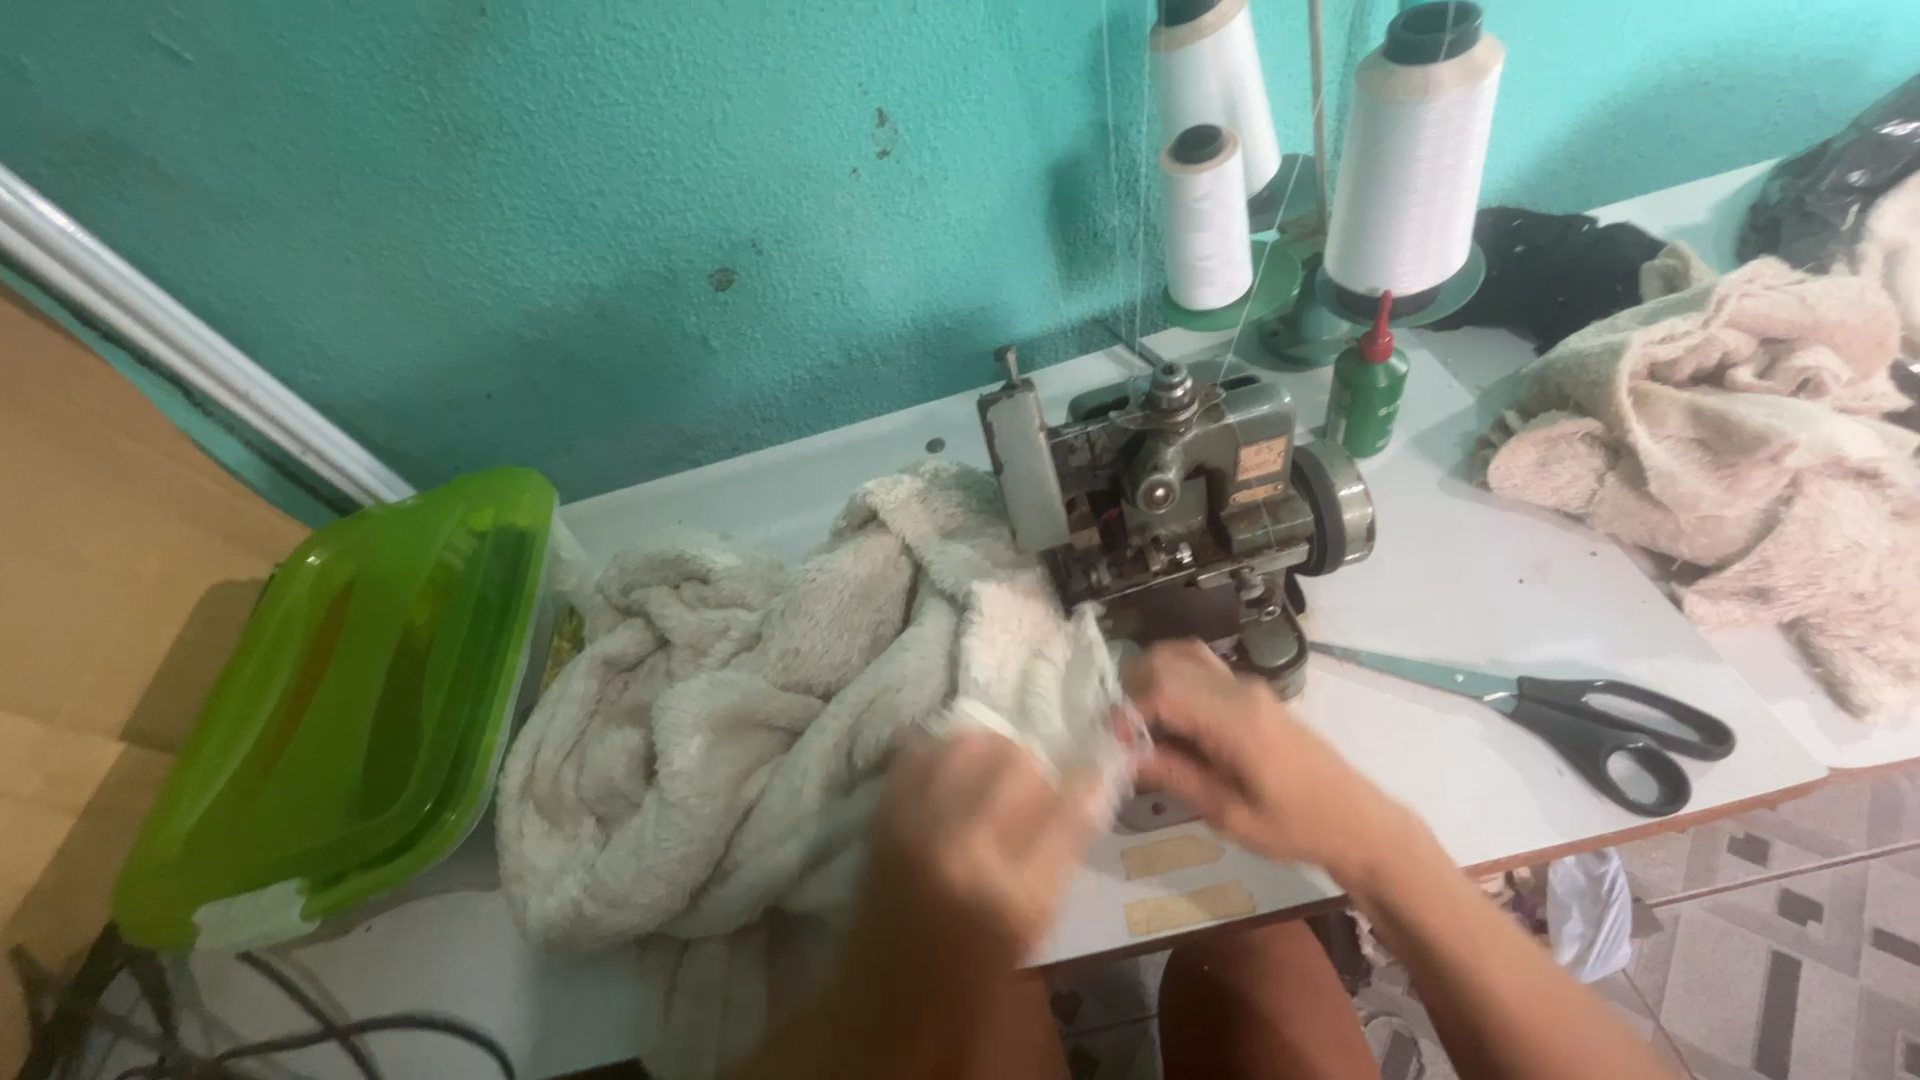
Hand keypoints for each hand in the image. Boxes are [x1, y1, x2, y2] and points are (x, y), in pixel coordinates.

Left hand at [843, 732, 1100, 994]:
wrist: (884, 1008)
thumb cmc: (972, 982)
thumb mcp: (1033, 928)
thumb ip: (1061, 855)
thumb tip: (1084, 788)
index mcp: (1015, 895)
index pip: (1068, 808)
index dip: (1087, 781)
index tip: (1091, 773)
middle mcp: (964, 850)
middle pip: (1016, 763)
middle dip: (1036, 770)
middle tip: (1035, 790)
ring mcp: (915, 826)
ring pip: (967, 744)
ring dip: (990, 752)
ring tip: (991, 777)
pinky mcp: (882, 818)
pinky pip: (918, 752)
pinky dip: (943, 752)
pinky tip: (953, 774)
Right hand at [1124, 641, 1421, 886]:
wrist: (1358, 822)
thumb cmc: (1296, 828)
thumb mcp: (1230, 816)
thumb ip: (1177, 777)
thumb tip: (1126, 755)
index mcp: (1237, 722)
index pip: (1164, 691)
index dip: (1128, 711)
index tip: (1114, 743)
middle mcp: (1240, 691)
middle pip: (1167, 661)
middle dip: (1131, 690)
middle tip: (1120, 733)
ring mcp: (1247, 685)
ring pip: (1181, 655)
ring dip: (1149, 678)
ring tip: (1137, 720)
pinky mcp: (1250, 691)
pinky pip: (1199, 666)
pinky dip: (1170, 677)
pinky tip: (1164, 715)